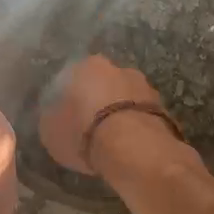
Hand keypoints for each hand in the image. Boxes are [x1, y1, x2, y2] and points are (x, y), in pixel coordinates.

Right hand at [37, 55, 173, 175]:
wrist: (133, 147)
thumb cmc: (83, 133)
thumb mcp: (50, 129)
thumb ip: (52, 116)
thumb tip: (55, 114)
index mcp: (87, 66)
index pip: (72, 77)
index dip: (67, 98)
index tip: (66, 118)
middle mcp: (118, 68)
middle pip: (103, 84)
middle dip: (97, 102)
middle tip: (89, 128)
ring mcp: (145, 86)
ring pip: (125, 98)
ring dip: (119, 113)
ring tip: (111, 140)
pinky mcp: (164, 108)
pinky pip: (141, 116)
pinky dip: (135, 127)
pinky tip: (129, 145)